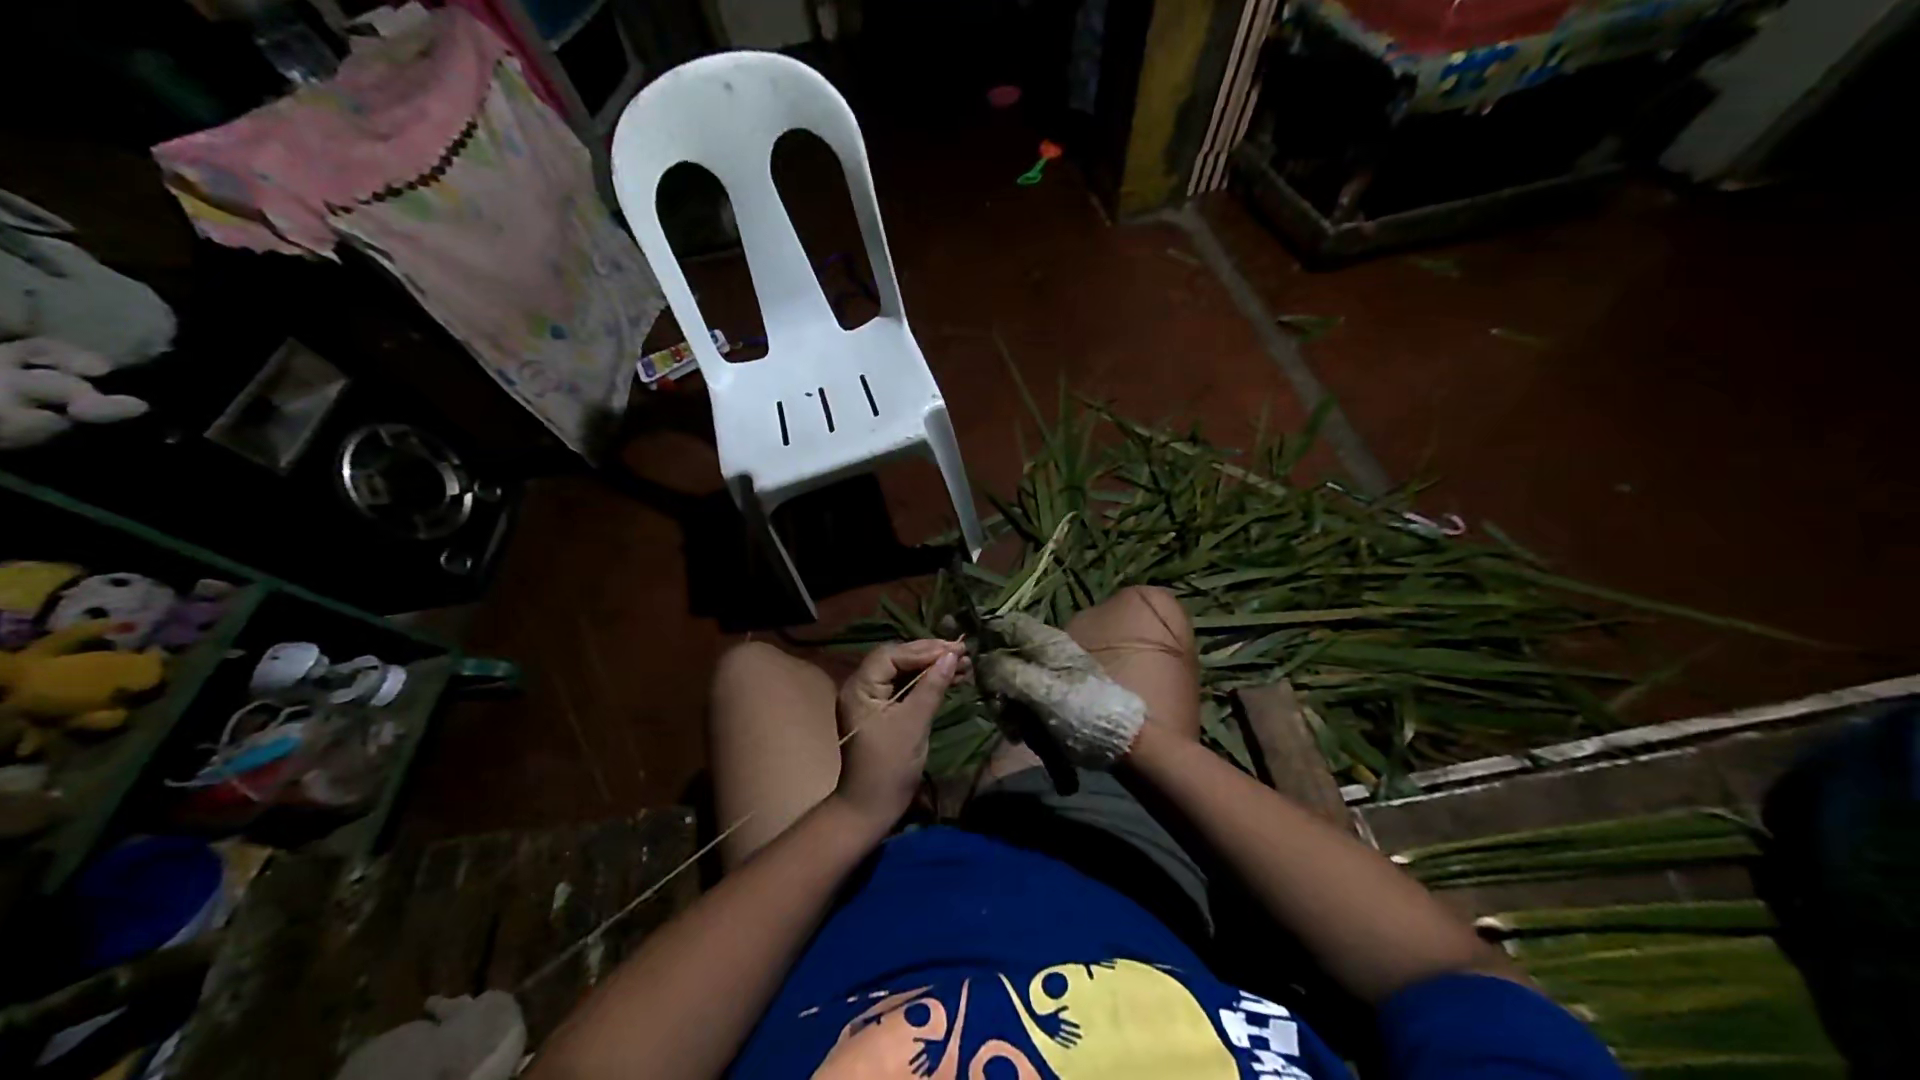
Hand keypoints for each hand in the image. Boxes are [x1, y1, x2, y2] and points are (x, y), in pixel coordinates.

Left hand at [833, 639, 965, 827]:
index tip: (954, 650)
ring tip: (963, 665)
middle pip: (897, 660)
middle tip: (961, 653)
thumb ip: (932, 687)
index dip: (924, 650)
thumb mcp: (914, 724)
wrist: (872, 807)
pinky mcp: (883, 712)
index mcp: (860, 688)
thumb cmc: (889, 766)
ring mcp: (872, 700)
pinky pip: (905, 688)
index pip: (891, 655)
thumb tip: (951, 656)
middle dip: (930, 656)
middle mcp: (861, 687)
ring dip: (931, 668)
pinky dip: (926, 683)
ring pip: (904, 673)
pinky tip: (950, 679)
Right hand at [976, 612, 1144, 768]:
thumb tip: (980, 659)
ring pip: (1009, 679)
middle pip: (1002, 654)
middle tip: (995, 706)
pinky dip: (1015, 713)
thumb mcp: (1040, 690)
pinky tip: (1019, 733)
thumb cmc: (1081, 711)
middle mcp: (1045, 652)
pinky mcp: (1051, 696)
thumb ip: (1006, 671)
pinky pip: (1021, 698)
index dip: (982, 631)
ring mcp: (1048, 675)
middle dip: (991, 680)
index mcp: (1044, 641)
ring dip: (1002, 702)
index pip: (1005, 622)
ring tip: (1011, 727)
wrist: (1118, 740)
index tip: (964, 651)